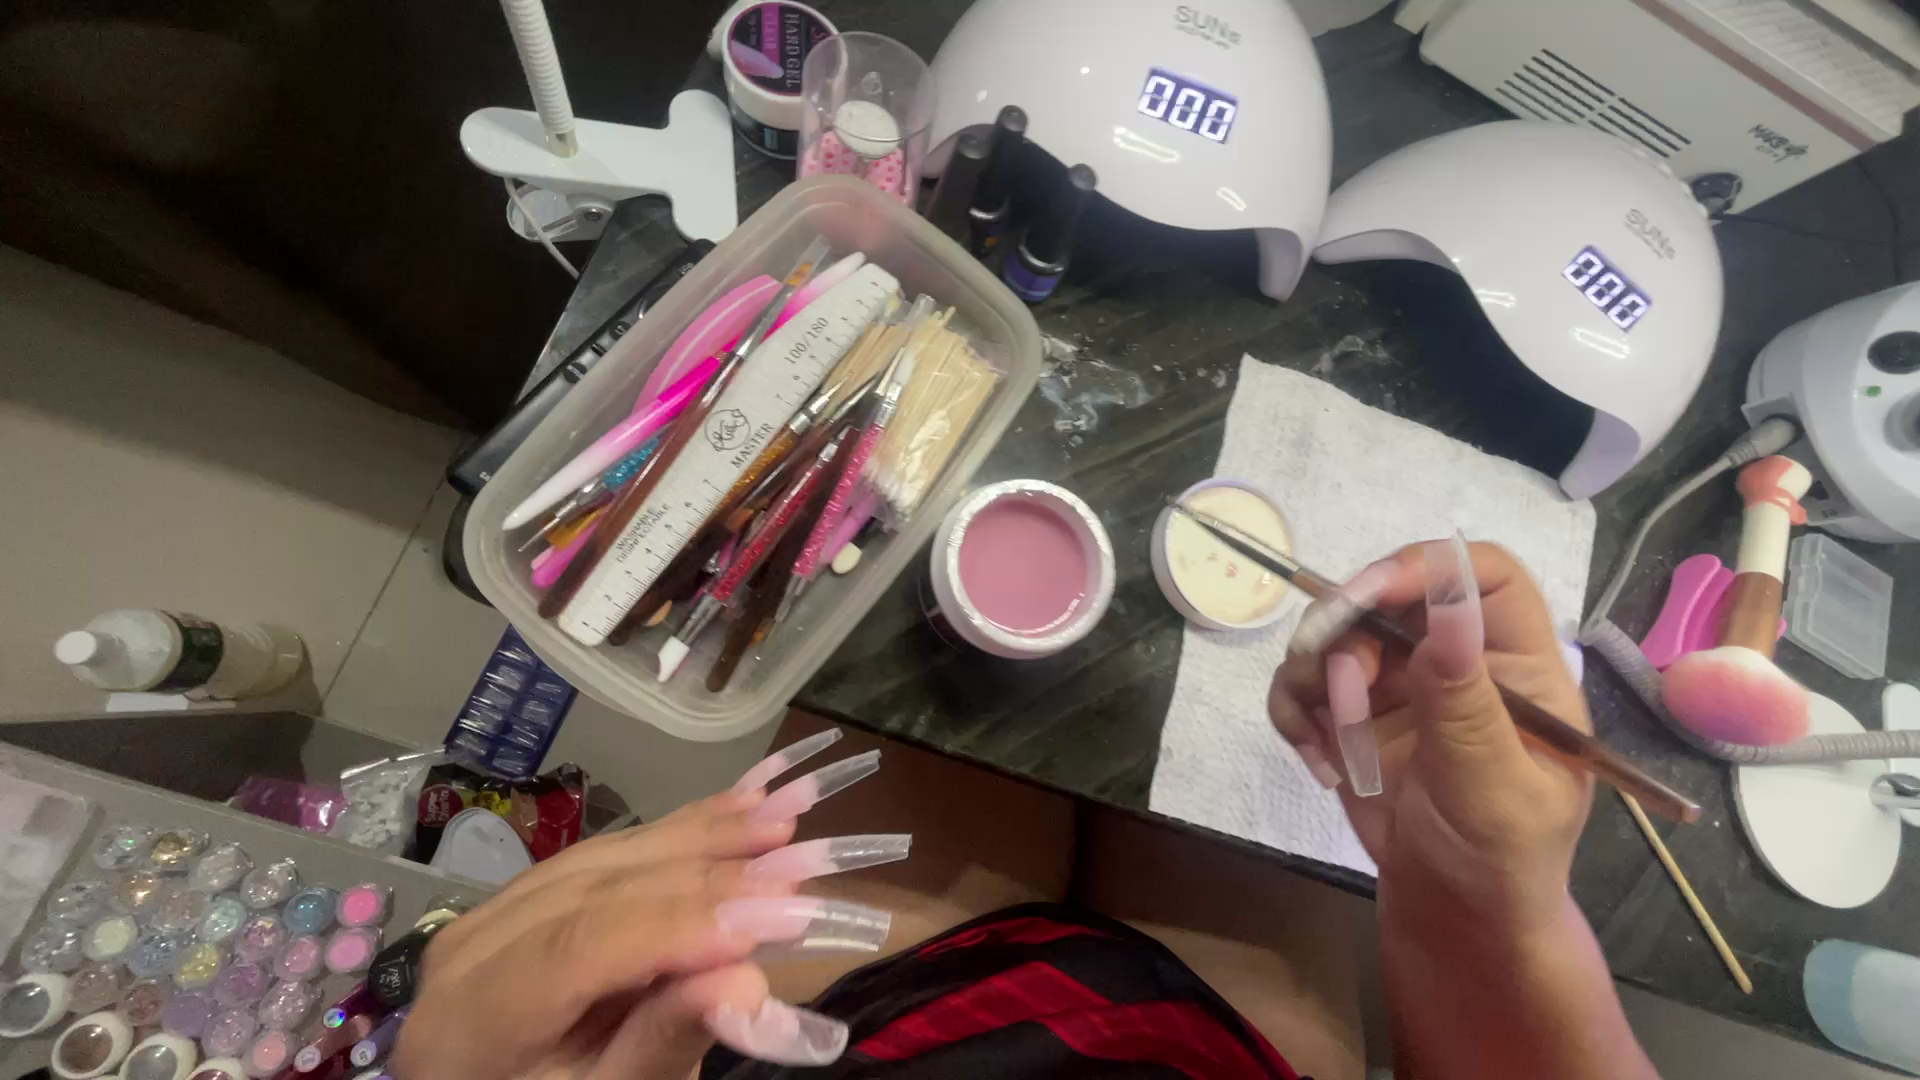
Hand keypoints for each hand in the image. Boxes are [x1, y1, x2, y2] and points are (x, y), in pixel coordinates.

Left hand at [394, 783, 886, 1079]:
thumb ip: (665, 1041)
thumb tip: (748, 985)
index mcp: (467, 1020)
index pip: (578, 948)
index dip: (678, 925)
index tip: (772, 915)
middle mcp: (475, 942)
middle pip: (603, 889)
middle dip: (709, 875)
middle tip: (797, 863)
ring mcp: (507, 901)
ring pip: (620, 853)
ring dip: (710, 833)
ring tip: (784, 819)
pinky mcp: (546, 881)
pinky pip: (624, 843)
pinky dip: (691, 824)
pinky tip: (745, 801)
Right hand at [1268, 539, 1592, 933]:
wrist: (1449, 905)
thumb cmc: (1498, 856)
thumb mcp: (1492, 787)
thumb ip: (1465, 701)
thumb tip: (1448, 610)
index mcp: (1512, 665)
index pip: (1481, 577)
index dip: (1425, 568)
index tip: (1366, 594)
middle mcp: (1448, 657)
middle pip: (1382, 597)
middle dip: (1343, 637)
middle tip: (1333, 689)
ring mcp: (1392, 679)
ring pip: (1328, 636)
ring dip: (1314, 685)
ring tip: (1335, 750)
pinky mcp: (1345, 706)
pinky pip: (1299, 681)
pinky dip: (1293, 714)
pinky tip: (1319, 761)